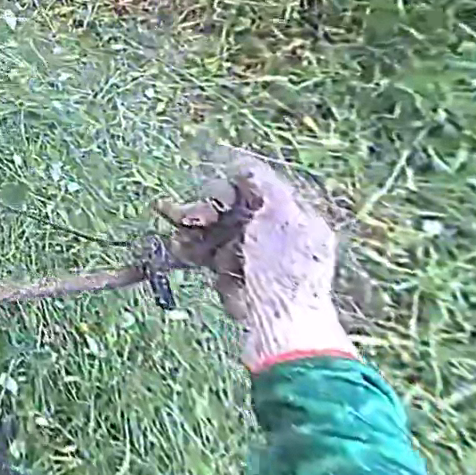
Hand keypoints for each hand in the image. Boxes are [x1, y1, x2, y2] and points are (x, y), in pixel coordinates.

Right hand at [163, 154, 355, 370]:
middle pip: (216, 204)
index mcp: (288, 215)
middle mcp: (264, 228)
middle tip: (191, 220)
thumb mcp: (284, 218)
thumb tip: (245, 162)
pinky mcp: (221, 264)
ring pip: (200, 224)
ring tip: (187, 244)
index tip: (214, 198)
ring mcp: (242, 247)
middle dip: (199, 210)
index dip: (224, 188)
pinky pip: (194, 245)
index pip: (246, 187)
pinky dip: (188, 248)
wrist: (274, 313)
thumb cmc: (285, 266)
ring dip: (189, 231)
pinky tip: (190, 256)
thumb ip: (268, 186)